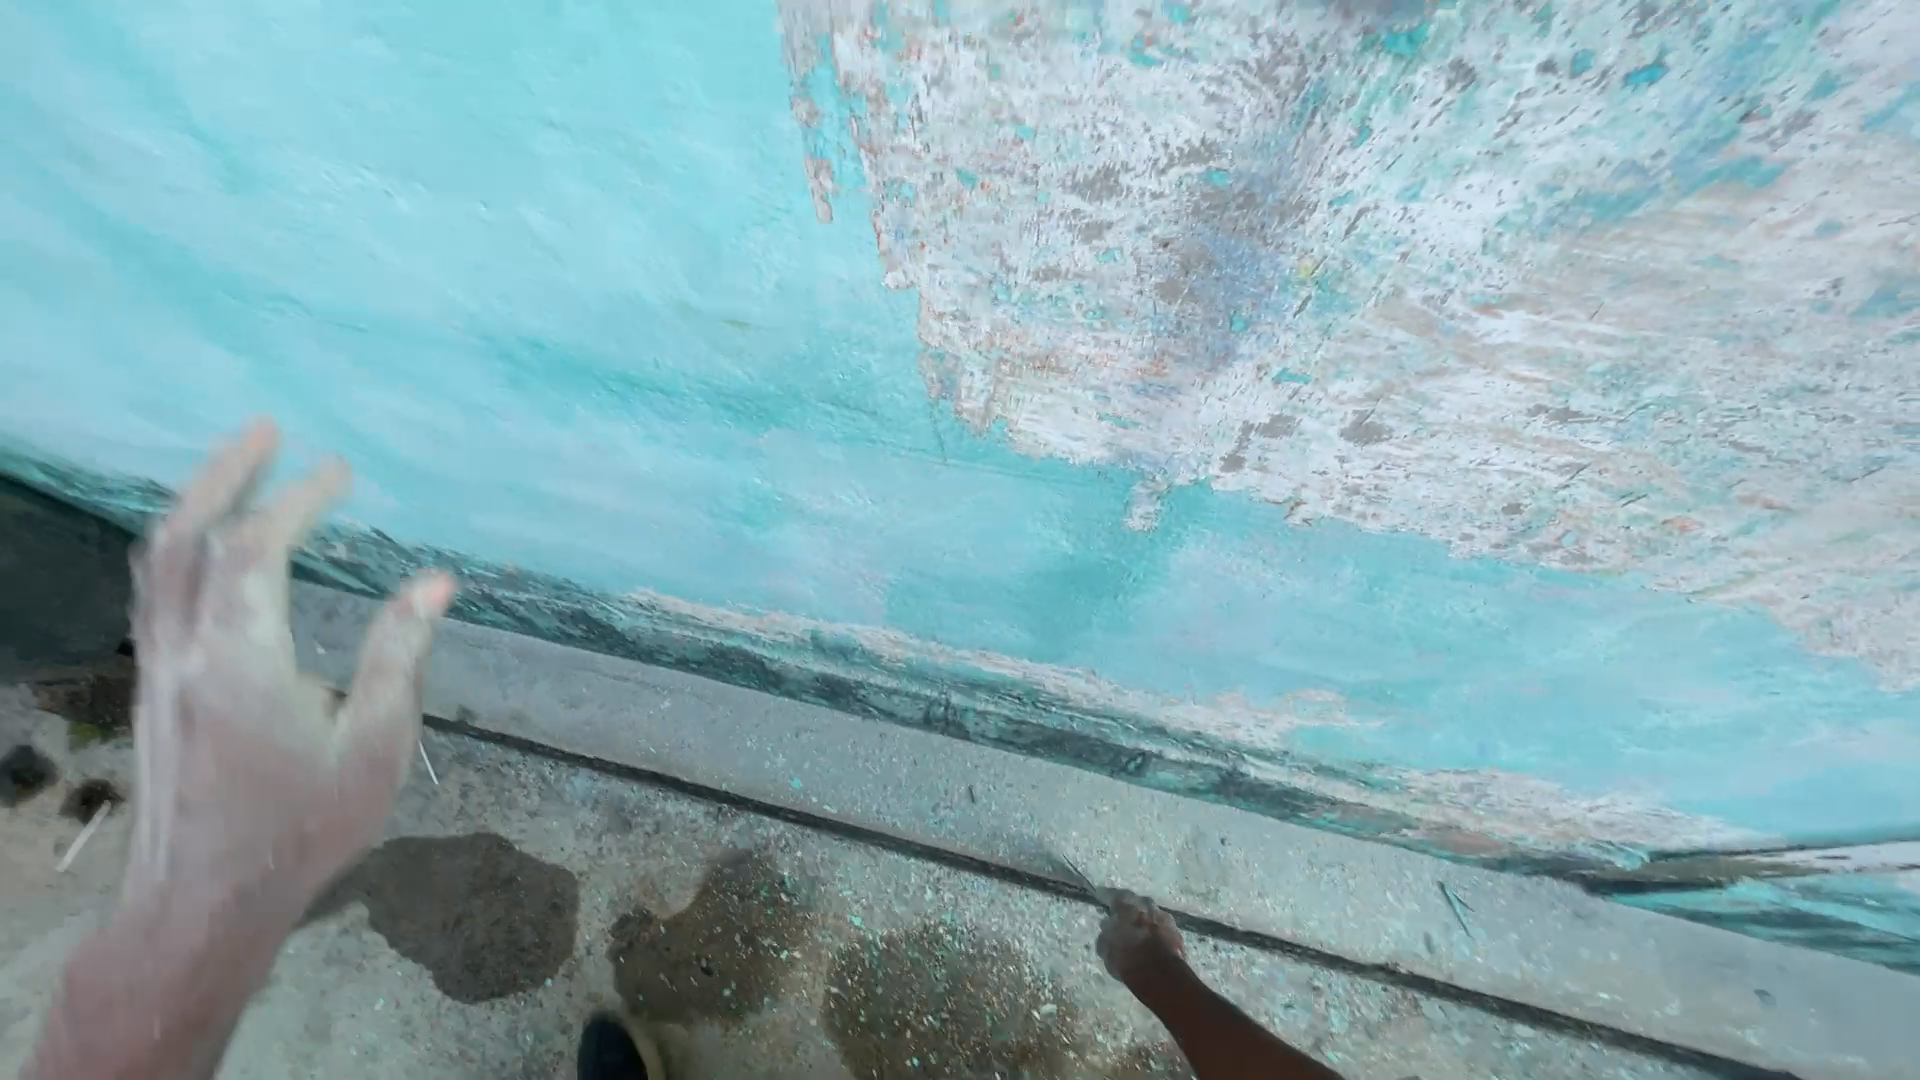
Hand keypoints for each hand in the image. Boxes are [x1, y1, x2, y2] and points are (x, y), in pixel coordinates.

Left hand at [123, 419, 455, 918]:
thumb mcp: (376, 739)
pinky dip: (182, 546)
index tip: (339, 470)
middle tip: (264, 429)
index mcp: (239, 661)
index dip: (294, 501)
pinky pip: (157, 592)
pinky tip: (212, 543)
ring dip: (194, 503)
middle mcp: (182, 653)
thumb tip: (434, 579)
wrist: (205, 898)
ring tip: (237, 468)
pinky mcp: (156, 687)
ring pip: (155, 564)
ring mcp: (157, 670)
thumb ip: (398, 652)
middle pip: (181, 540)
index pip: (253, 552)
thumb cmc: (305, 821)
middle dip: (223, 475)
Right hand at [1097, 890, 1186, 985]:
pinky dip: (1158, 931)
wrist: (1162, 976)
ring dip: (1145, 919)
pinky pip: (1163, 927)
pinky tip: (1154, 941)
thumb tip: (1107, 927)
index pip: (1112, 894)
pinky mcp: (1177, 932)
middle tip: (1123, 916)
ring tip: (1139, 930)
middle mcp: (1145, 905)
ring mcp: (1164, 916)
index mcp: (1125, 905)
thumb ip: (1105, 934)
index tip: (1100, 896)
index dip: (1106, 896)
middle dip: (1129, 908)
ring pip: (1151, 913)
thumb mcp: (1106, 950)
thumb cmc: (1128, 959)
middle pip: (1135, 902)